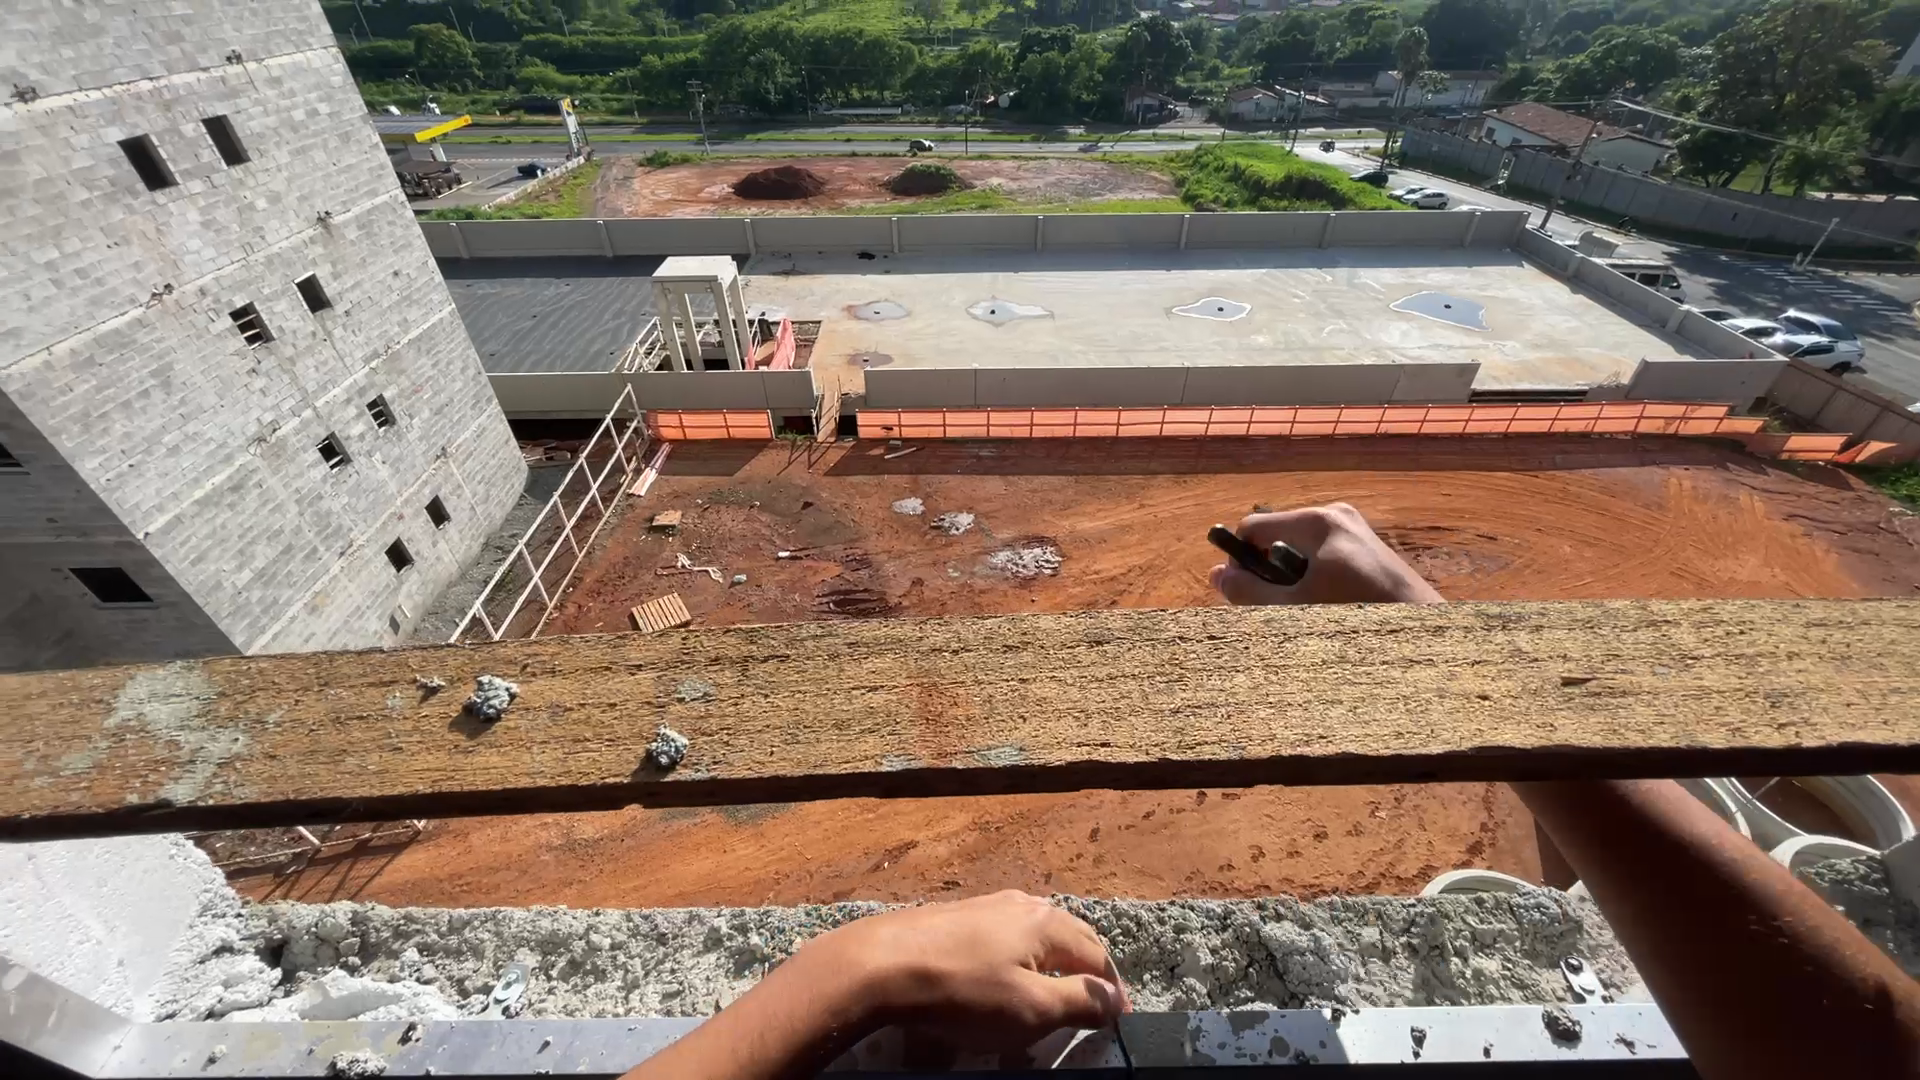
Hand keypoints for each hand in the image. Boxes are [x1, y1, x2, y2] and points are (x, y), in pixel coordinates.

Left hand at [796, 890, 1126, 1049]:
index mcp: (1047, 922)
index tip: (1120, 1020)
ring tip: (1057, 990)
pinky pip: (1009, 935)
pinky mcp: (962, 915)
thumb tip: (1116, 996)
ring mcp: (990, 905)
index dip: (1112, 990)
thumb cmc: (964, 991)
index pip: (1097, 955)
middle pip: (1071, 935)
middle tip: (1097, 1004)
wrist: (885, 964)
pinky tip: (1009, 976)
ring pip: (1038, 932)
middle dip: (1088, 968)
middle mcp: (1023, 904)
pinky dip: (1025, 956)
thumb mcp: (1031, 1009)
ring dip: (1056, 960)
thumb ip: (1080, 1001)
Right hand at [1209, 503, 1442, 605]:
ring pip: (1296, 549)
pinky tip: (1328, 606)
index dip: (1239, 559)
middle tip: (1278, 607)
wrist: (1429, 636)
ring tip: (1307, 610)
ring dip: (1290, 579)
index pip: (1252, 528)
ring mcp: (1355, 529)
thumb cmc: (1358, 618)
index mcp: (1316, 521)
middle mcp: (1335, 514)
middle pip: (1275, 536)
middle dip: (1267, 571)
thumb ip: (1249, 590)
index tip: (1246, 592)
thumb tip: (1215, 575)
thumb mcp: (1293, 608)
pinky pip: (1321, 555)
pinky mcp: (1368, 547)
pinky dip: (1312, 578)